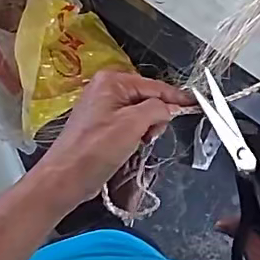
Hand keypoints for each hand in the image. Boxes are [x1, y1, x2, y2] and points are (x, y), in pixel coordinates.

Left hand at [29, 70, 191, 208]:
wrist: (65, 178)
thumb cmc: (94, 150)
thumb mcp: (133, 124)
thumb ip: (157, 109)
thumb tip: (168, 108)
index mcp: (112, 81)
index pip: (155, 86)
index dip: (176, 97)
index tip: (195, 103)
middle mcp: (106, 89)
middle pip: (148, 99)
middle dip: (156, 117)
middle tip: (149, 135)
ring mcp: (103, 107)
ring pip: (141, 114)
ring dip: (146, 129)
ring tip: (137, 143)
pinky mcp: (101, 126)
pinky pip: (130, 125)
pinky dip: (136, 136)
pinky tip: (129, 147)